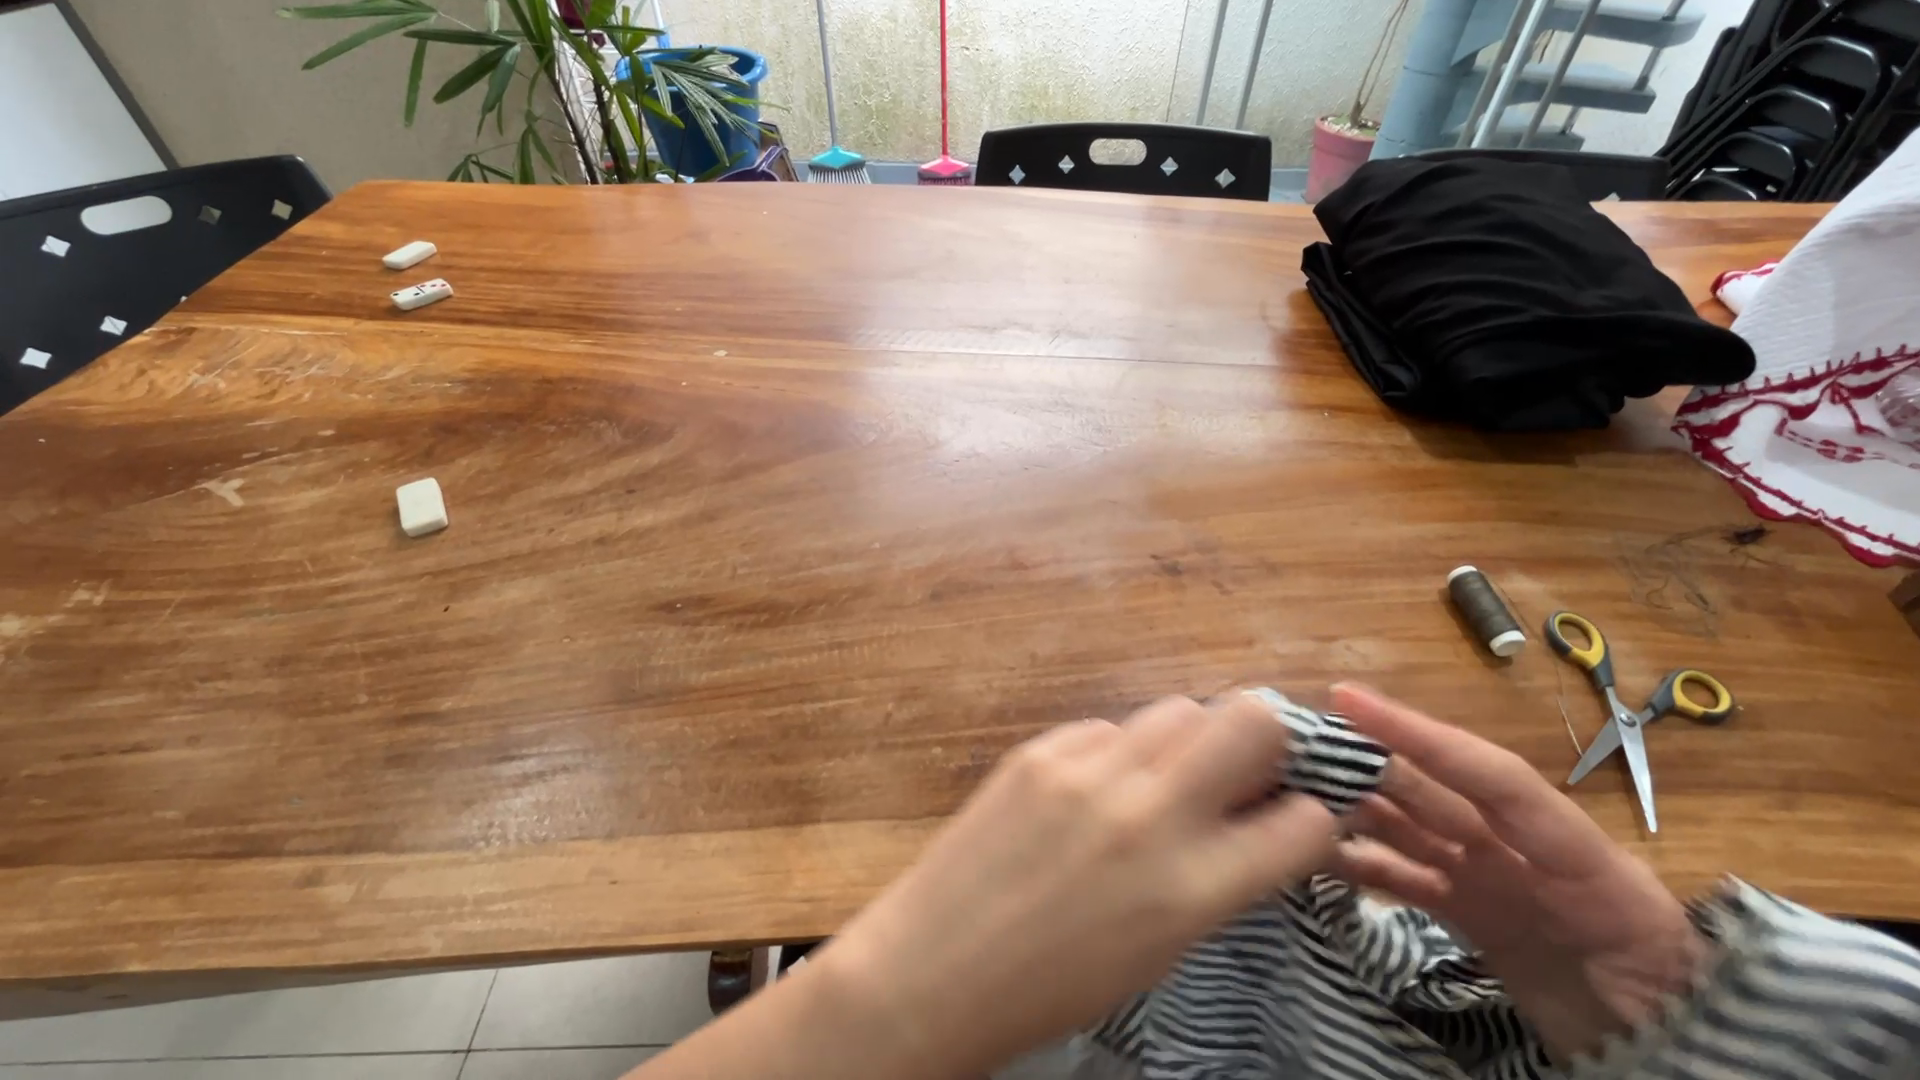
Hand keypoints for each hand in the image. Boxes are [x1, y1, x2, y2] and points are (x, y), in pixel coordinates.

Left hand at [811, 693, 1340, 1077]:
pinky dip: (1119, 751)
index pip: (1304, 821)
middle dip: (1267, 741)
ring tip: (1164, 777)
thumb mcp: (1163, 949)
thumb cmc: (1057, 982)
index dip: (1313, 817)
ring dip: (1191, 740)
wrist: (937, 966)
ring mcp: (1089, 771)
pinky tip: (1095, 787)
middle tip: (1242, 772)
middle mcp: (1149, 813)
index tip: (1294, 816)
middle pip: (1252, 719)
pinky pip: (1108, 727)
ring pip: (1179, 709)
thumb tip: (1257, 819)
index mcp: (1192, 887)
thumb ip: (1218, 878)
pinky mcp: (1040, 750)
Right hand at [1330, 683, 1707, 1063]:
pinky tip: (1316, 850)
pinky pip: (1403, 873)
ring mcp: (1488, 876)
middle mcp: (1517, 847)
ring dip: (1352, 806)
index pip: (1487, 773)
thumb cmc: (1672, 1000)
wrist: (1679, 1048)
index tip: (1346, 698)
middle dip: (1365, 761)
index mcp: (1570, 845)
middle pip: (1430, 790)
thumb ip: (1578, 897)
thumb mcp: (1638, 947)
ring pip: (1406, 826)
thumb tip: (1492, 863)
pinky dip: (1360, 860)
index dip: (1416, 732)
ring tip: (1291, 790)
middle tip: (1292, 744)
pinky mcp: (1468, 909)